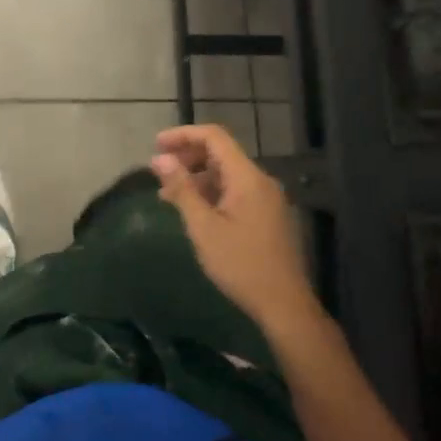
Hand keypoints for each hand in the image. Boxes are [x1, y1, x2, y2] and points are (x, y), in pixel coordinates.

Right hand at [151, 124, 321, 332]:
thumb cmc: (240, 264)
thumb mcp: (203, 227)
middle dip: (188, 156)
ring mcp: (267, 198)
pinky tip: (194, 210)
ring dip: (197, 177)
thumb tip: (159, 159)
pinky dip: (211, 192)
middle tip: (159, 172)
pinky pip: (235, 191)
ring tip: (169, 195)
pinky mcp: (267, 215)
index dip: (183, 135)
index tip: (156, 146)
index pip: (214, 137)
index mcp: (247, 177)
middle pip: (221, 153)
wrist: (284, 305)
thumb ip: (182, 189)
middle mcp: (260, 181)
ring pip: (227, 173)